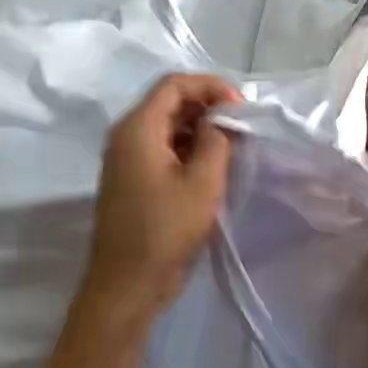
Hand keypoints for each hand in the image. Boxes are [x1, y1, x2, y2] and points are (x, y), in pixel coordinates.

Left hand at [86, 73, 240, 315]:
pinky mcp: (131, 182)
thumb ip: (217, 141)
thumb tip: (222, 119)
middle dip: (207, 108)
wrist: (127, 283)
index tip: (242, 108)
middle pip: (169, 103)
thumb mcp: (203, 183)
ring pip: (166, 129)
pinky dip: (187, 152)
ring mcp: (125, 160)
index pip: (174, 84)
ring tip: (232, 150)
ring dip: (199, 132)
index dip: (211, 86)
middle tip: (241, 129)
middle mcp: (126, 136)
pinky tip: (211, 170)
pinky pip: (161, 152)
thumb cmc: (165, 231)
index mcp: (138, 128)